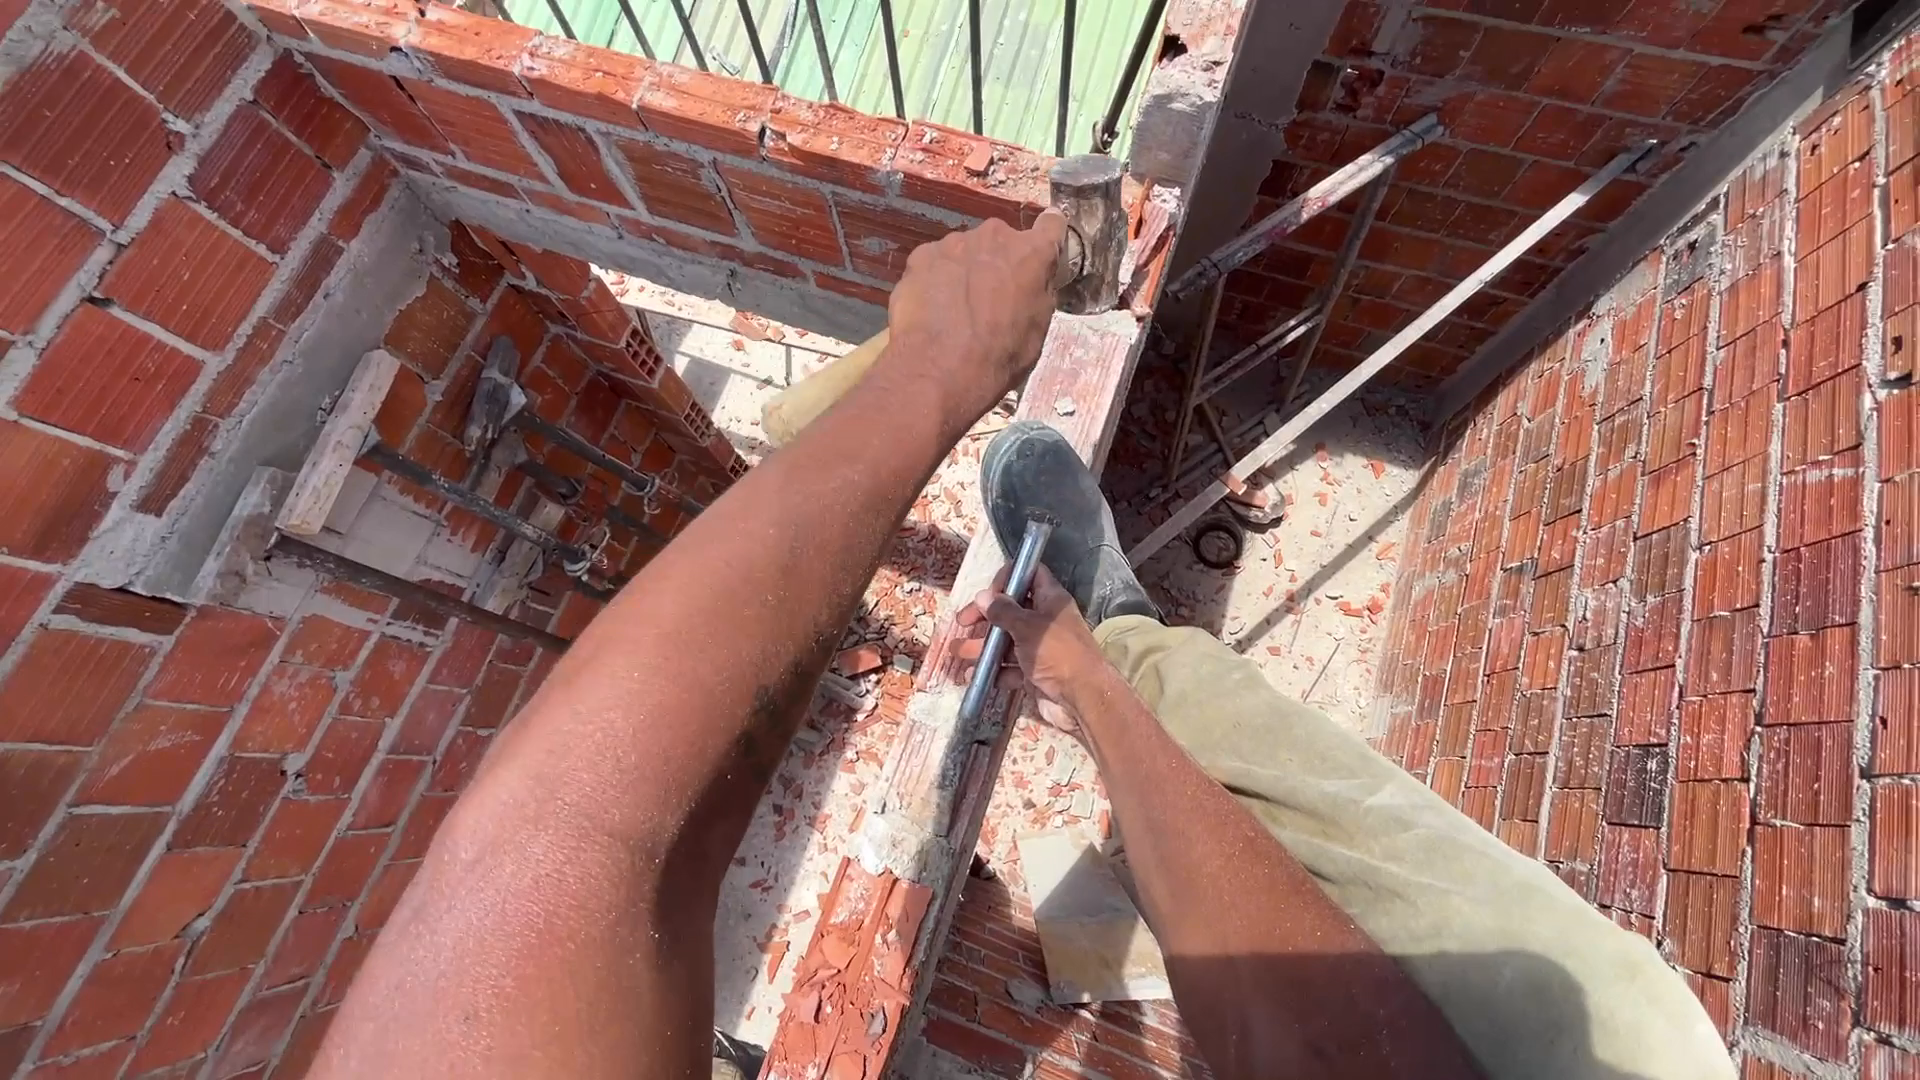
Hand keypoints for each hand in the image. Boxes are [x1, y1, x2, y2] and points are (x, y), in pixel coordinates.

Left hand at [884, 211, 1067, 421]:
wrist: (941, 370)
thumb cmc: (999, 357)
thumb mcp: (1037, 329)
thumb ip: (1037, 292)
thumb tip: (1033, 281)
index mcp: (1032, 253)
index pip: (1050, 226)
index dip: (1046, 238)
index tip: (1039, 253)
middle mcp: (995, 236)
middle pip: (1000, 242)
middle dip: (996, 263)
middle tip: (988, 298)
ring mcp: (954, 243)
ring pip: (963, 252)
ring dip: (963, 272)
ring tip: (954, 310)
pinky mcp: (921, 255)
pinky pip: (933, 264)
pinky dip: (934, 281)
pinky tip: (931, 311)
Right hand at [954, 564, 1106, 733]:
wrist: (1082, 698)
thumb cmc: (1057, 653)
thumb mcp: (1028, 627)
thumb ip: (1004, 612)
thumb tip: (983, 596)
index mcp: (1050, 600)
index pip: (1029, 575)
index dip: (1007, 578)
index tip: (988, 592)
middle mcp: (1044, 621)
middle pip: (1010, 610)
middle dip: (985, 616)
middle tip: (962, 622)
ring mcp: (1039, 648)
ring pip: (1006, 641)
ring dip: (981, 646)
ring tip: (957, 651)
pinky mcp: (1034, 672)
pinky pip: (1009, 667)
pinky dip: (992, 670)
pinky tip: (973, 675)